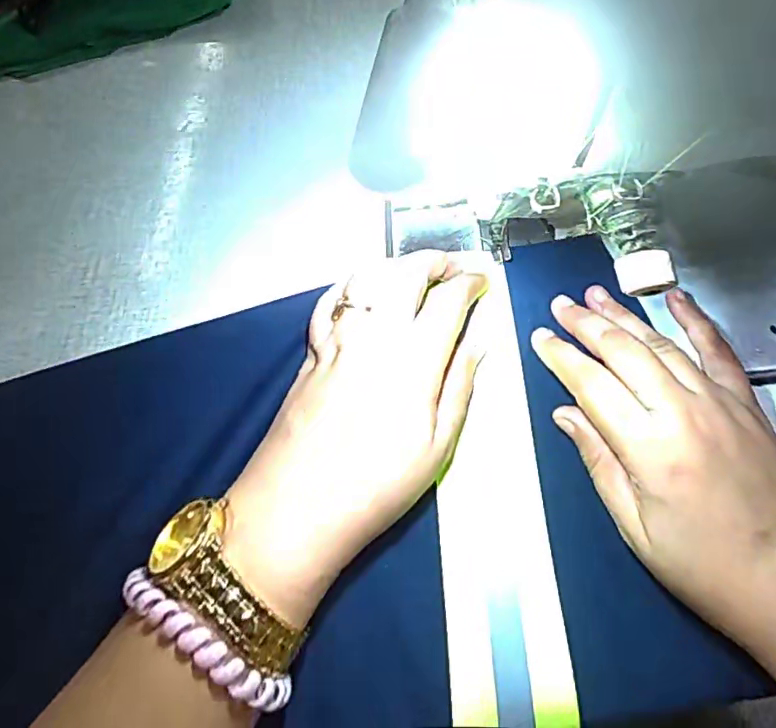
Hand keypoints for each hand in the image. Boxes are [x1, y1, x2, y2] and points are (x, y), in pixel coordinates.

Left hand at [222, 251, 485, 623]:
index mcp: (414, 360)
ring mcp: (338, 342)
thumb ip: (461, 382)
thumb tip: (479, 341)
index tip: (484, 281)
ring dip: (397, 266)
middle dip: (437, 260)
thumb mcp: (438, 444)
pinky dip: (353, 285)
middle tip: (455, 268)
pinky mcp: (311, 354)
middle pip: (407, 273)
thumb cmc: (375, 487)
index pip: (449, 298)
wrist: (291, 516)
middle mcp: (375, 338)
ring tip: (415, 274)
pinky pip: (332, 302)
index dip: (471, 282)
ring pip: (367, 278)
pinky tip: (363, 290)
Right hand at [529, 286, 775, 647]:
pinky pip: (715, 347)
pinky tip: (676, 297)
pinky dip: (694, 318)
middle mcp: (681, 408)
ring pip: (662, 343)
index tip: (541, 337)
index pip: (592, 385)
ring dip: (626, 316)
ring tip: (597, 295)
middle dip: (587, 324)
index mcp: (648, 446)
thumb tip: (566, 414)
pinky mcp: (744, 397)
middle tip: (561, 305)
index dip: (562, 357)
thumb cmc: (706, 567)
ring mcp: (717, 397)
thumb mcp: (636, 528)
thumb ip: (599, 462)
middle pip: (624, 352)